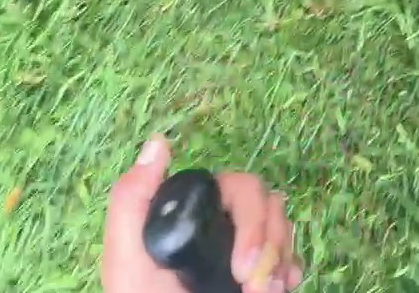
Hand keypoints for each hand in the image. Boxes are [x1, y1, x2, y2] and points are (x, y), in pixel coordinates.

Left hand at [101, 135, 302, 292]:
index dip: (250, 217)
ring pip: (282, 224)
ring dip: (281, 257)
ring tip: (268, 292)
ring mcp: (242, 246)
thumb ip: (132, 202)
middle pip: (267, 203)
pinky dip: (291, 267)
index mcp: (194, 210)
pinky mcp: (259, 271)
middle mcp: (221, 222)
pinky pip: (290, 253)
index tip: (243, 263)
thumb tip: (158, 141)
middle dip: (269, 243)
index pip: (237, 187)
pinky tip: (284, 286)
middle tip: (254, 287)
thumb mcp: (127, 262)